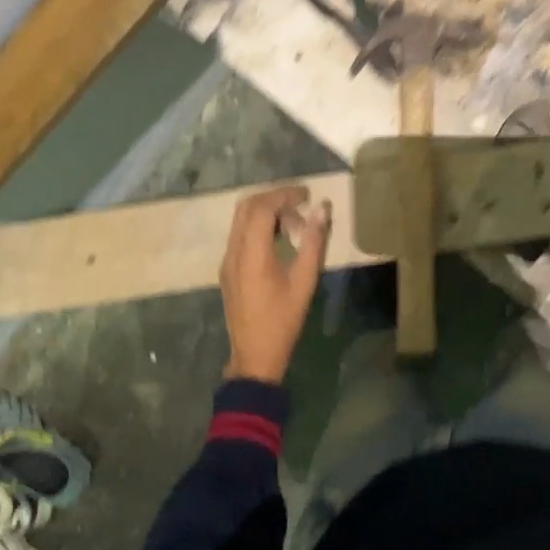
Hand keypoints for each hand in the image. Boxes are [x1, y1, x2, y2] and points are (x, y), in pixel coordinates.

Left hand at [219, 187, 330, 383]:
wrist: (254, 355)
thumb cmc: (283, 320)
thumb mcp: (305, 281)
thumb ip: (313, 242)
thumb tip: (322, 209)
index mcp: (251, 254)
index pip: (262, 208)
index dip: (284, 194)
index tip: (307, 194)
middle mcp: (233, 251)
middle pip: (246, 206)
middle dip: (273, 198)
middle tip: (300, 204)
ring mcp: (227, 260)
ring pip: (241, 219)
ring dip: (266, 212)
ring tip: (293, 224)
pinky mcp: (228, 269)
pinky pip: (240, 234)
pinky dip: (258, 226)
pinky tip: (279, 240)